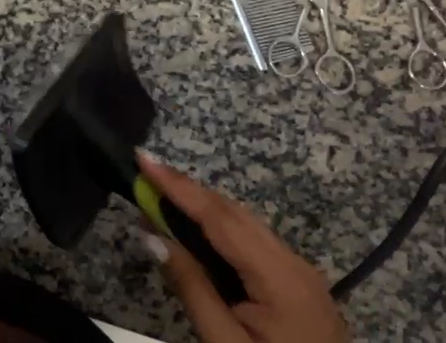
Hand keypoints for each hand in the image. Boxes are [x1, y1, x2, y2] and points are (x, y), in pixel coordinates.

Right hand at [138, 154, 350, 342]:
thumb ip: (190, 286)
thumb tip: (151, 234)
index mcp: (281, 280)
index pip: (221, 218)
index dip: (178, 186)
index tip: (142, 158)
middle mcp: (296, 266)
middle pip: (234, 214)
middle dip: (187, 191)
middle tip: (142, 177)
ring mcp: (303, 276)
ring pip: (245, 225)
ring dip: (201, 209)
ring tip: (159, 201)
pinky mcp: (301, 287)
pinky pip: (254, 244)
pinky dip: (220, 231)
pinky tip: (195, 234)